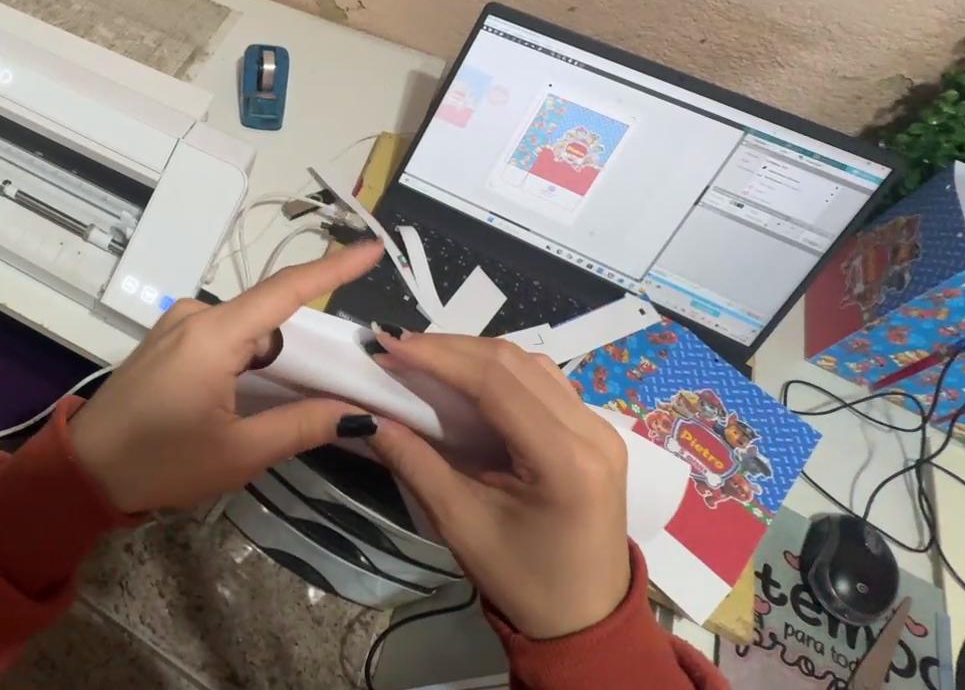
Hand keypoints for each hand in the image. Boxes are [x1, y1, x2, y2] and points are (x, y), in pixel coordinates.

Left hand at [69, 242, 384, 513]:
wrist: (86, 465)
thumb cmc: (162, 461)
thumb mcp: (240, 452)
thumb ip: (302, 425)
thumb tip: (359, 412)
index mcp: (214, 334)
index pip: (285, 291)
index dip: (333, 266)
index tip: (373, 247)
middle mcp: (195, 315)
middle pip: (267, 316)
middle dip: (302, 345)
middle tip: (336, 385)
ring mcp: (176, 325)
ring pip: (244, 330)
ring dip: (270, 359)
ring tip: (281, 405)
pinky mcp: (166, 340)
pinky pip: (221, 337)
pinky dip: (245, 359)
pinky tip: (247, 397)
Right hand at [365, 334, 629, 639]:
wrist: (587, 620)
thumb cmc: (523, 578)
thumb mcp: (459, 523)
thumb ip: (413, 461)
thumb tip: (364, 414)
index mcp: (566, 461)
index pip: (495, 383)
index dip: (437, 356)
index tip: (386, 344)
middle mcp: (593, 433)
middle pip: (512, 362)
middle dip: (447, 347)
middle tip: (393, 347)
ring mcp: (600, 428)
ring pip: (527, 363)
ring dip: (470, 352)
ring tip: (420, 357)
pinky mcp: (593, 430)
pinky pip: (539, 378)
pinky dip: (494, 367)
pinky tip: (461, 375)